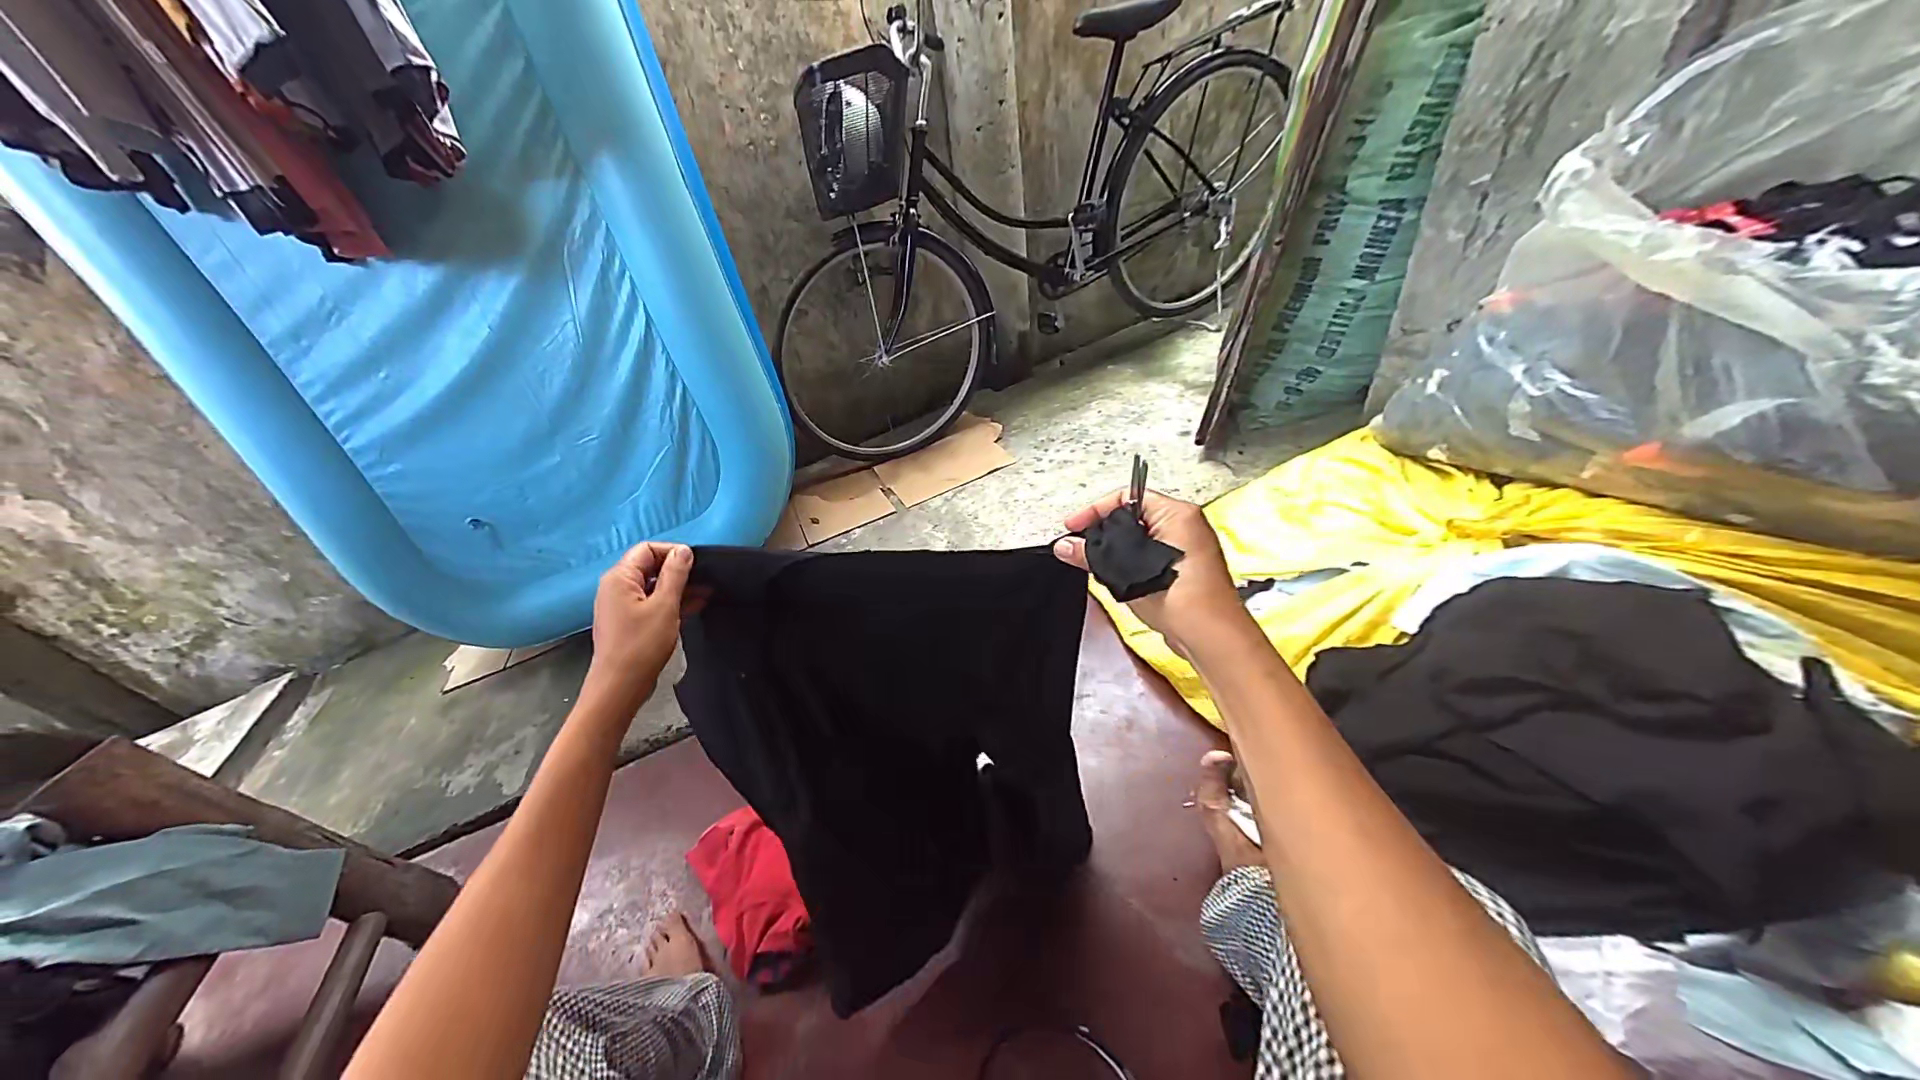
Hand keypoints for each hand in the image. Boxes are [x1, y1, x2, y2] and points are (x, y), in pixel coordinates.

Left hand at [583, 542, 693, 709]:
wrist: (620, 686)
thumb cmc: (641, 645)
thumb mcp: (665, 605)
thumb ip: (675, 574)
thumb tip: (684, 551)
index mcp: (619, 578)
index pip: (647, 549)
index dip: (673, 552)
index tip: (696, 564)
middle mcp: (616, 587)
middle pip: (649, 566)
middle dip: (678, 570)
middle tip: (705, 579)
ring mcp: (620, 605)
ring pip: (652, 585)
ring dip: (678, 587)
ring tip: (705, 593)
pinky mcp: (628, 620)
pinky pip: (651, 602)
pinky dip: (670, 602)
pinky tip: (693, 606)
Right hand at [1053, 490, 1242, 652]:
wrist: (1210, 636)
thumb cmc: (1181, 599)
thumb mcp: (1125, 571)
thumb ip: (1092, 555)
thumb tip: (1067, 546)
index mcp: (1177, 514)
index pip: (1127, 497)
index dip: (1095, 510)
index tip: (1075, 526)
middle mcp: (1187, 525)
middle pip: (1133, 517)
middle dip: (1105, 532)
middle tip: (1083, 546)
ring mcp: (1187, 548)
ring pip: (1141, 539)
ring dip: (1118, 551)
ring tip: (1099, 565)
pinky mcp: (1185, 569)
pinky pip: (1150, 556)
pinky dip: (1132, 564)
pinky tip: (1120, 579)